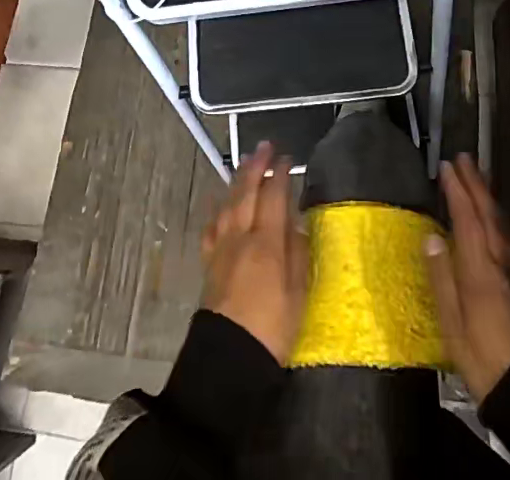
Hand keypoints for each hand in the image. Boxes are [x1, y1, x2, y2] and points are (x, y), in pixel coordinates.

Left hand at [201, 142, 306, 362]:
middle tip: (264, 147)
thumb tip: (296, 224)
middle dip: (255, 167)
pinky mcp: (210, 266)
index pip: (273, 197)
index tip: (286, 158)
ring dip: (237, 182)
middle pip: (245, 194)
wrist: (228, 362)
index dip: (280, 175)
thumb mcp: (299, 290)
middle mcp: (240, 239)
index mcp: (266, 243)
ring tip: (244, 165)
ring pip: (227, 206)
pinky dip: (219, 209)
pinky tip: (221, 206)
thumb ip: (298, 251)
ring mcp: (221, 252)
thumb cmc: (272, 327)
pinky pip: (213, 226)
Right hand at [426, 154, 509, 402]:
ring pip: (497, 217)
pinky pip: (502, 228)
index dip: (457, 189)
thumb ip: (442, 275)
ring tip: (476, 174)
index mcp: (479, 264)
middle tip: (464, 158)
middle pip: (487, 209)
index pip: (467, 216)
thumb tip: (431, 238)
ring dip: (486, 192)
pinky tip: (487, 211)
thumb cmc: (478, 348)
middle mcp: (498, 255)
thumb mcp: (450, 318)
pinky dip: (492, 211)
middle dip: (475, 181)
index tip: (447, 167)